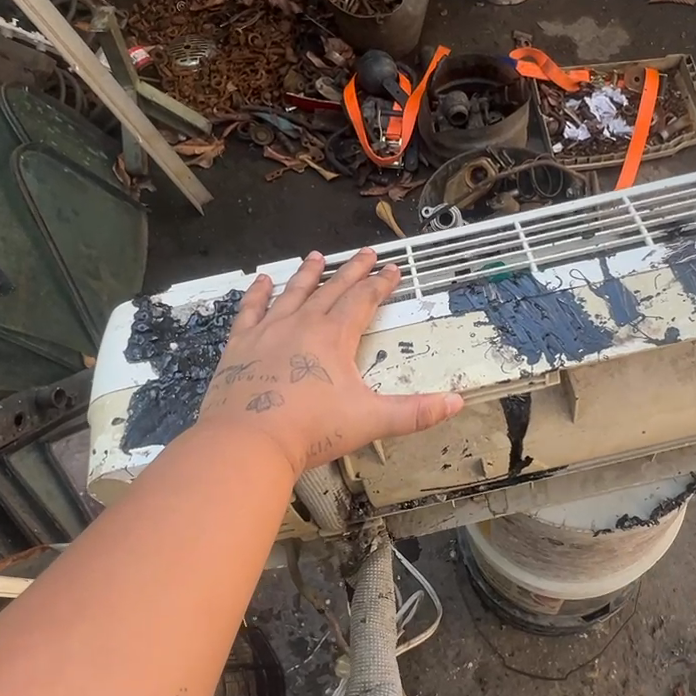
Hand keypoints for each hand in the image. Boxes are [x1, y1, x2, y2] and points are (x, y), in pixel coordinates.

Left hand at [198, 248, 462, 478]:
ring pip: (292, 293)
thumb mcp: (371, 421)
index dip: (380, 284)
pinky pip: (250, 310)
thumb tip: (456, 402)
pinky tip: (261, 281)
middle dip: (353, 271)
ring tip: (317, 256)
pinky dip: (257, 294)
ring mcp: (268, 331)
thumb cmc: (311, 430)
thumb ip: (415, 412)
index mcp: (334, 337)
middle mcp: (302, 324)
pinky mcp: (240, 345)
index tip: (392, 269)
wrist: (249, 442)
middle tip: (366, 254)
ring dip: (308, 274)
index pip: (363, 300)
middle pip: (332, 289)